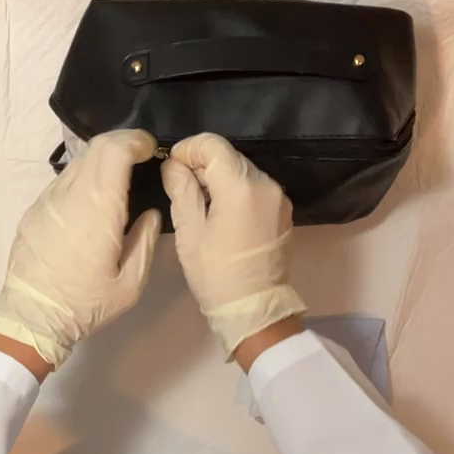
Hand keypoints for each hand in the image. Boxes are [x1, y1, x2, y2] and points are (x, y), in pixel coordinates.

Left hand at [0, 130, 163, 369]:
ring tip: (117, 182)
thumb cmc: (84, 305)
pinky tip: (90, 204)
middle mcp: (70, 195)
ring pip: (77, 162)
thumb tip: (149, 214)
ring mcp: (47, 200)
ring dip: (101, 163)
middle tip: (139, 160)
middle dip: (122, 145)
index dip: (136, 141)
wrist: (32, 317)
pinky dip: (82, 180)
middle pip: (96, 147)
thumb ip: (145, 241)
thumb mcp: (129, 285)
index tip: (150, 151)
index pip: (115, 149)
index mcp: (98, 209)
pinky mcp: (35, 211)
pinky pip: (62, 182)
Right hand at [160, 133, 305, 355]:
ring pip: (243, 172)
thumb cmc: (216, 275)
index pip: (212, 145)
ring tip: (201, 204)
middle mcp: (266, 184)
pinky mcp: (282, 212)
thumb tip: (174, 165)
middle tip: (181, 186)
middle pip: (229, 157)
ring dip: (219, 180)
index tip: (172, 165)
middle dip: (203, 165)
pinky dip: (236, 193)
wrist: (253, 308)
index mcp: (241, 187)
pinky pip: (255, 190)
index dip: (188, 149)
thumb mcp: (190, 233)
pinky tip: (222, 215)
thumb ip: (181, 190)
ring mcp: (278, 198)